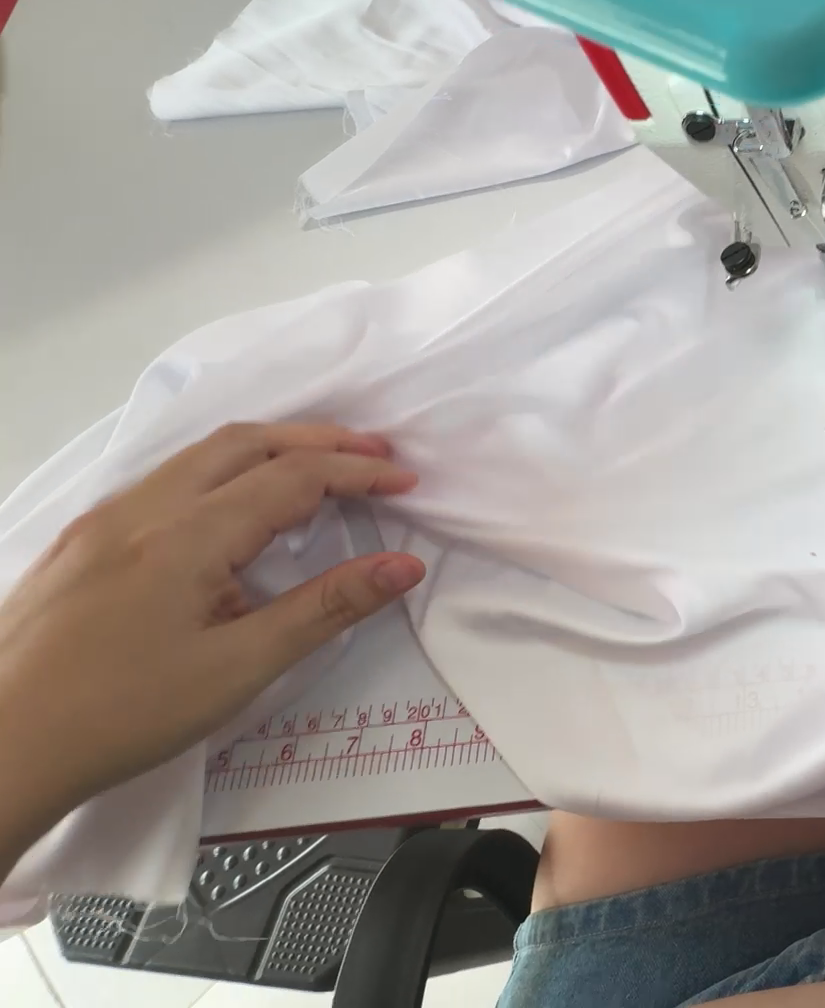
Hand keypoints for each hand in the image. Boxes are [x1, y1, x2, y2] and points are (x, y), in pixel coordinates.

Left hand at [0, 423, 425, 855]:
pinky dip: (233, 470)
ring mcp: (102, 525)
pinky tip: (249, 504)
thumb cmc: (123, 713)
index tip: (410, 483)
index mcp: (182, 538)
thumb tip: (406, 565)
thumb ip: (331, 604)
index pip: (291, 477)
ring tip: (329, 467)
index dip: (359, 472)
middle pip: (243, 443)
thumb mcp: (244, 663)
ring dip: (276, 448)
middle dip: (322, 440)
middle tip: (380, 454)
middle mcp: (138, 513)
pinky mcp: (85, 545)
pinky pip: (172, 480)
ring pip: (202, 455)